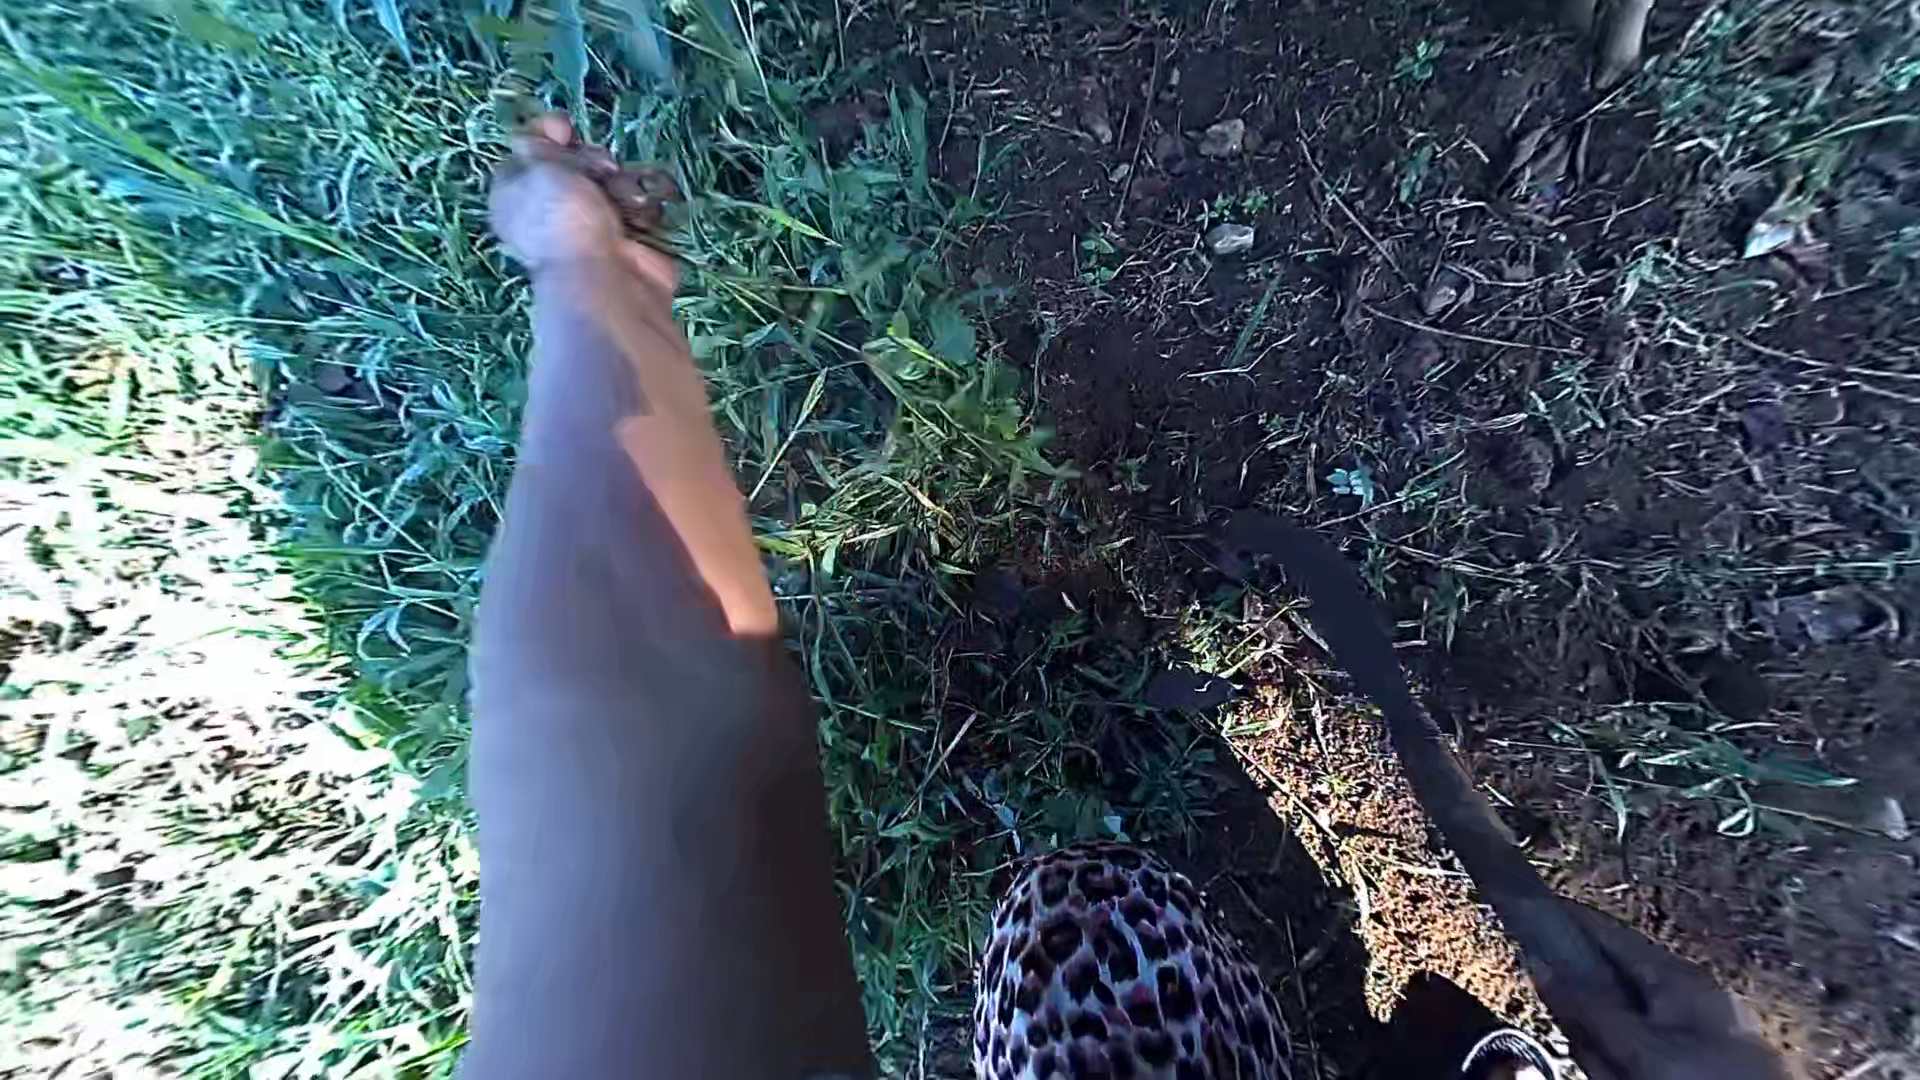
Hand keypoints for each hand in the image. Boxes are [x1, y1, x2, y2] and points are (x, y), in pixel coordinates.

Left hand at [489, 112, 676, 294]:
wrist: (609, 278)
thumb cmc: (563, 222)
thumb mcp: (536, 168)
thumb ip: (539, 143)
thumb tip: (548, 131)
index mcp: (524, 196)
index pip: (537, 153)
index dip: (551, 134)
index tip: (566, 127)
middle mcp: (564, 214)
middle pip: (584, 167)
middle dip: (596, 162)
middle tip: (603, 171)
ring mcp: (606, 232)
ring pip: (620, 187)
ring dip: (628, 186)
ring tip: (628, 200)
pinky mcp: (642, 247)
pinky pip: (651, 213)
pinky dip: (653, 209)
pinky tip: (647, 214)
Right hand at [1534, 901, 1799, 1079]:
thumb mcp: (1639, 1049)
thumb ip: (1583, 1003)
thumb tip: (1532, 957)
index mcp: (1681, 979)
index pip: (1598, 926)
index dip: (1554, 916)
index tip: (1513, 911)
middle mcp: (1692, 996)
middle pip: (1604, 980)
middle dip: (1584, 1013)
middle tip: (1583, 1042)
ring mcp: (1703, 1033)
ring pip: (1618, 1021)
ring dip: (1603, 1048)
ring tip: (1612, 1074)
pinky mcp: (1705, 1061)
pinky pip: (1642, 1049)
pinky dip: (1625, 1064)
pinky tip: (1624, 1079)